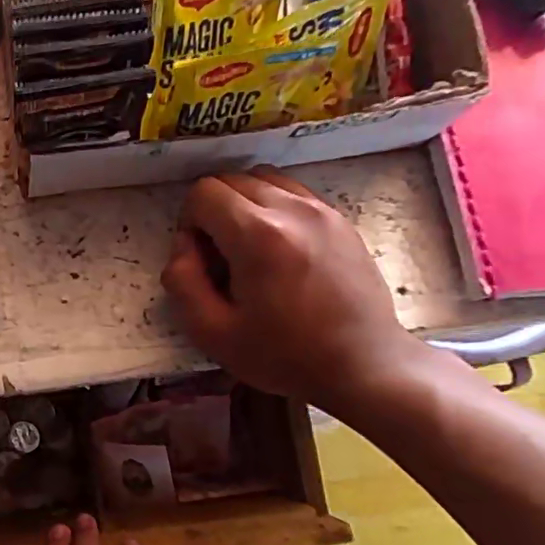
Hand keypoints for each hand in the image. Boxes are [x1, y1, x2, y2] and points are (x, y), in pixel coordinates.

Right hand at [161, 169, 436, 414]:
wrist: (362, 365)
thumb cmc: (282, 355)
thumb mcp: (211, 332)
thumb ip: (182, 282)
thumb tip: (185, 246)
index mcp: (258, 236)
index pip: (204, 193)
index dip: (189, 223)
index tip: (200, 260)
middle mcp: (292, 209)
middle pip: (231, 180)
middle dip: (213, 212)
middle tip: (220, 258)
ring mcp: (321, 210)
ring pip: (262, 179)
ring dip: (242, 205)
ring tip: (248, 250)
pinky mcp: (339, 218)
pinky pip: (291, 191)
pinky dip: (271, 208)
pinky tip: (277, 250)